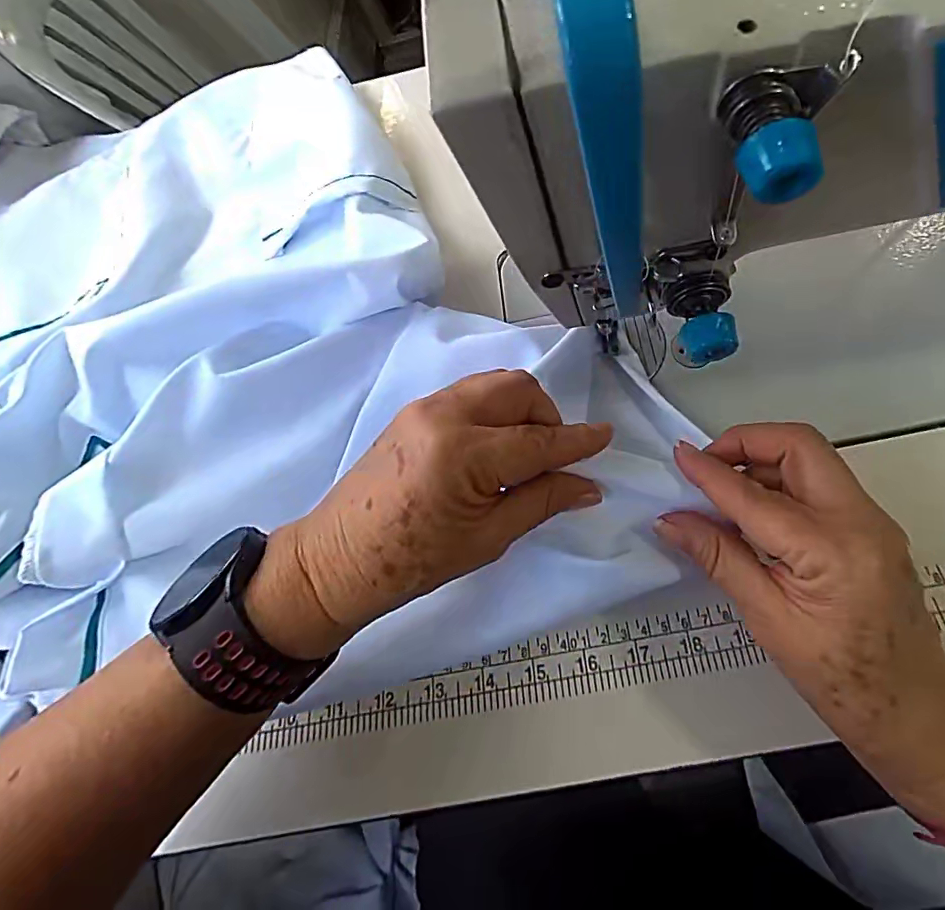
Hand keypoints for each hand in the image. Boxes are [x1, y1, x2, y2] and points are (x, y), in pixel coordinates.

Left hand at [247, 370, 611, 658]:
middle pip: (517, 389)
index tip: (604, 438)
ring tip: (521, 453)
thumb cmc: (412, 560)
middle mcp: (444, 416)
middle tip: (553, 456)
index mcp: (464, 453)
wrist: (340, 556)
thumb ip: (540, 501)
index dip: (576, 441)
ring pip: (492, 384)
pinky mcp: (411, 411)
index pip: (537, 439)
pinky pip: (466, 393)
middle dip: (547, 416)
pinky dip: (491, 409)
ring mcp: (423, 408)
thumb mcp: (487, 538)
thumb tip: (586, 485)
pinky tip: (490, 447)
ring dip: (519, 408)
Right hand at [652, 424, 944, 822]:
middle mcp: (859, 520)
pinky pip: (820, 482)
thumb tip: (672, 521)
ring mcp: (872, 520)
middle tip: (706, 464)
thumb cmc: (840, 678)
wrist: (914, 711)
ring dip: (762, 460)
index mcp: (830, 549)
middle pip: (799, 445)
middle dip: (746, 442)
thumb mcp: (767, 618)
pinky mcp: (871, 527)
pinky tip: (753, 510)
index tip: (677, 455)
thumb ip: (718, 558)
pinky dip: (780, 480)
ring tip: (723, 490)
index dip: (709, 471)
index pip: (754, 494)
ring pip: (810, 458)